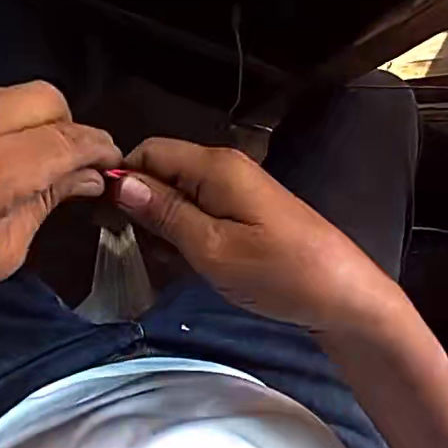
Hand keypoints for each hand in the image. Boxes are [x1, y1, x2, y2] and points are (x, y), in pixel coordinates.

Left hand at [0, 82, 120, 391]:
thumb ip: (44, 205)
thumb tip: (87, 176)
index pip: (67, 140)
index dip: (100, 149)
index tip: (113, 165)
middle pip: (46, 97)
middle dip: (70, 129)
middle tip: (70, 168)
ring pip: (13, 93)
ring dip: (35, 123)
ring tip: (29, 164)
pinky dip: (1, 121)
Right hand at [112, 138, 405, 334]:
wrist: (342, 295)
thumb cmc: (279, 272)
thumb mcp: (213, 248)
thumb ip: (166, 212)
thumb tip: (119, 180)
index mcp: (216, 166)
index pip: (150, 151)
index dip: (122, 178)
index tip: (105, 219)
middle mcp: (226, 168)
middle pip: (165, 171)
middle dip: (141, 206)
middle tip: (131, 248)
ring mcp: (239, 191)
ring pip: (181, 196)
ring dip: (163, 226)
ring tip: (161, 263)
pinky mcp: (248, 213)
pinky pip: (203, 212)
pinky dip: (187, 235)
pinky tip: (186, 264)